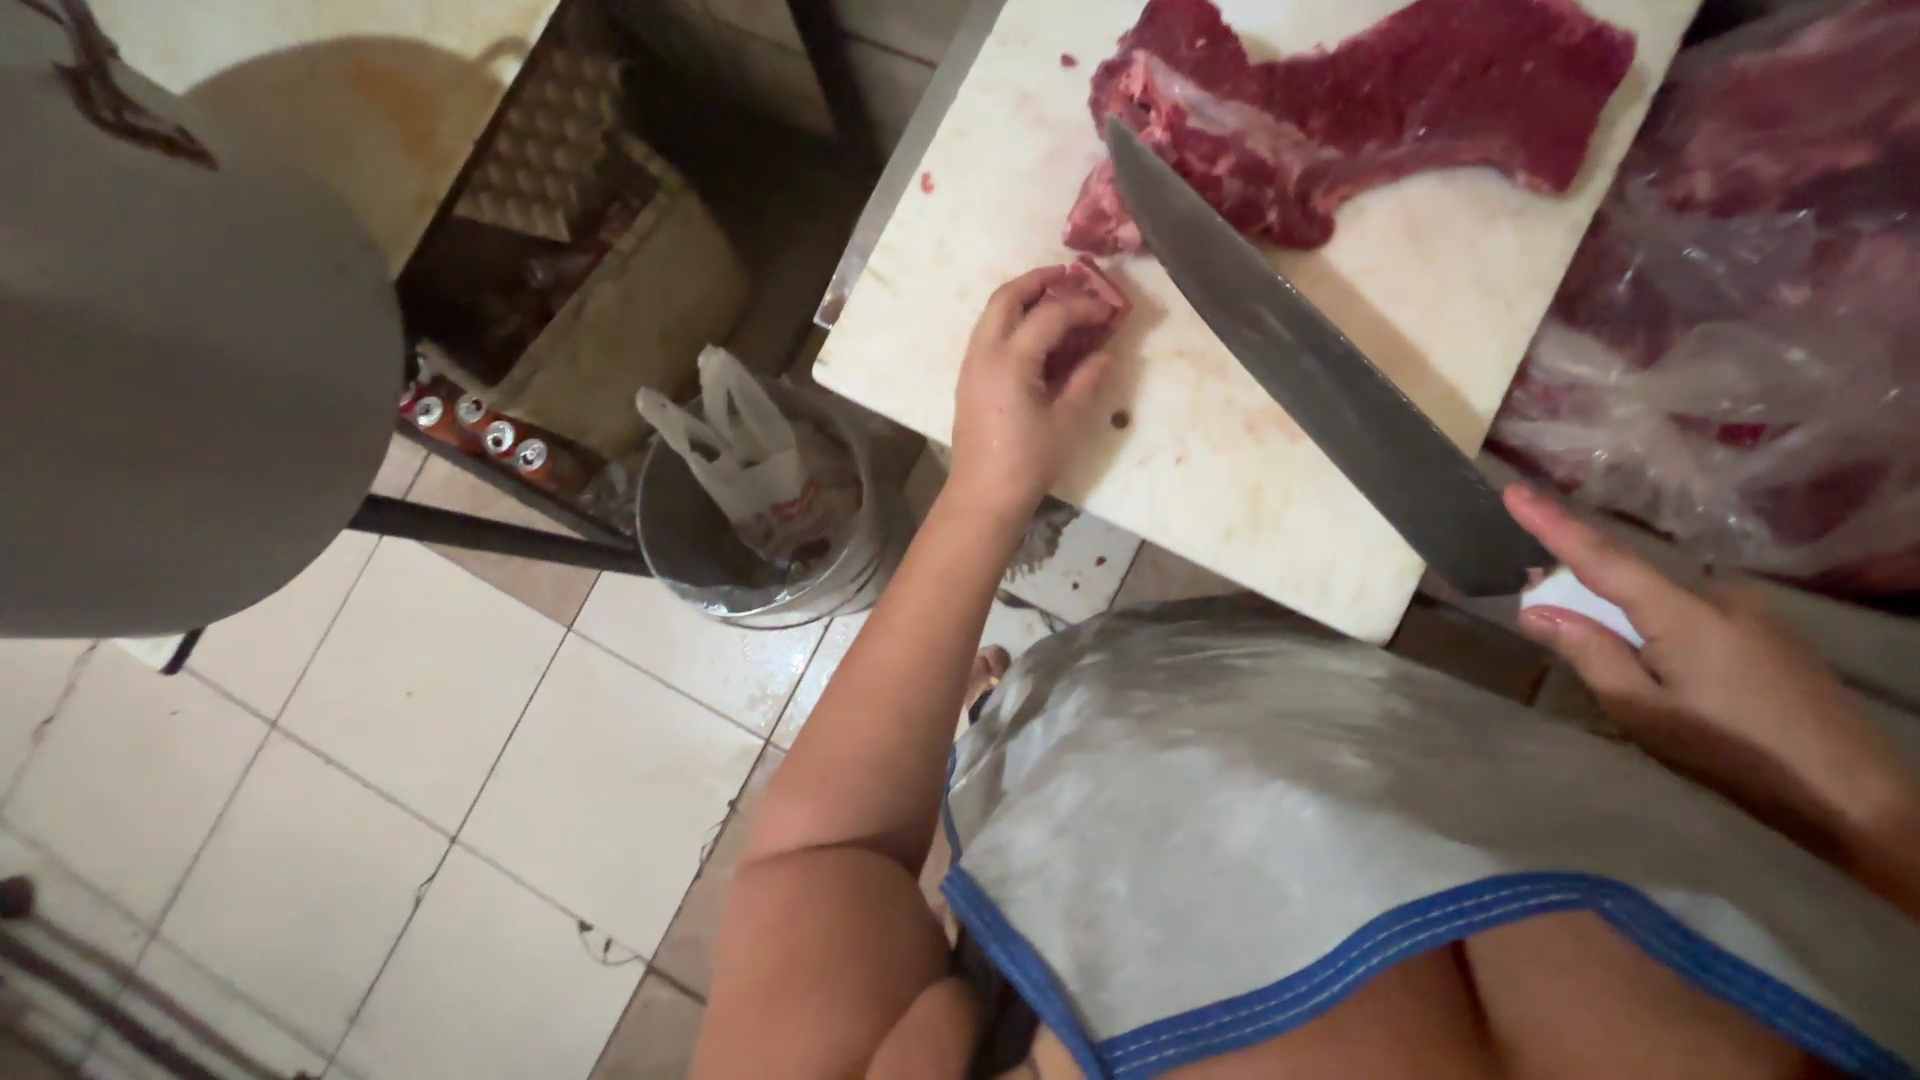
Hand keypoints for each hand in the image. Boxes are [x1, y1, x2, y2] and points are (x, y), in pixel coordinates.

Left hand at [947, 267, 1117, 518]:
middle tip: (1068, 276)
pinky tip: (1034, 337)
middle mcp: (984, 353)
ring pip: (991, 314)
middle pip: (1006, 297)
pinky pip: (987, 335)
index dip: (1082, 306)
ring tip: (1052, 299)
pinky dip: (1010, 322)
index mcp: (1010, 360)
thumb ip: (1086, 381)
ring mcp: (971, 366)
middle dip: (1038, 281)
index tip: (1108, 309)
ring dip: (1021, 299)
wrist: (983, 495)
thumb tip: (1105, 355)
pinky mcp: (968, 381)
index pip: (1050, 315)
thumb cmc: (1027, 461)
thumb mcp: (1066, 421)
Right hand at [1503, 484, 1919, 852]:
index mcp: (1686, 614)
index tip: (1514, 491)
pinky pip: (1688, 612)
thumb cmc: (1733, 754)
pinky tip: (1656, 665)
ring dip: (1619, 613)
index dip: (1553, 523)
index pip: (1602, 557)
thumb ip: (1588, 653)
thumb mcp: (1642, 712)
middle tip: (1541, 610)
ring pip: (1659, 598)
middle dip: (1579, 586)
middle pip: (1628, 577)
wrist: (1854, 794)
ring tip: (1604, 655)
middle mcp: (1720, 597)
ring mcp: (1752, 612)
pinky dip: (1653, 624)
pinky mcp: (1768, 632)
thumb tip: (1540, 610)